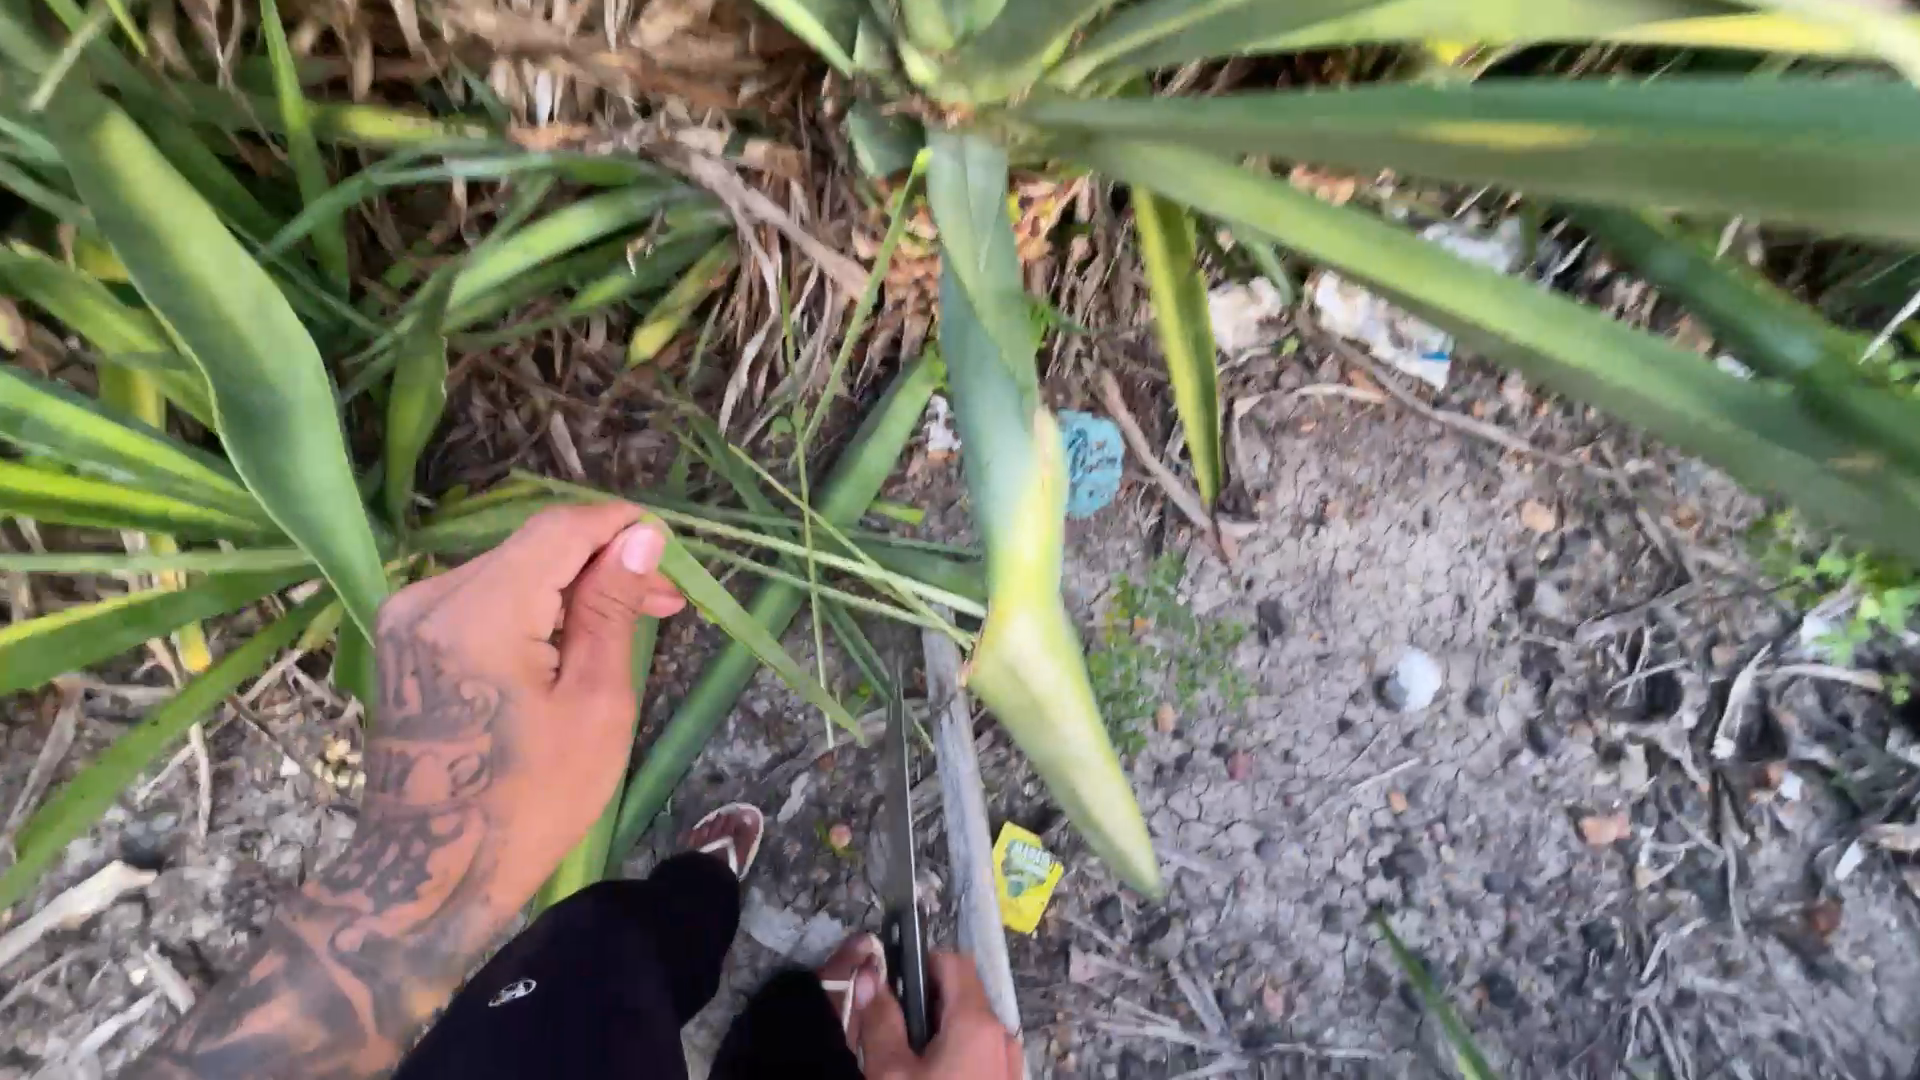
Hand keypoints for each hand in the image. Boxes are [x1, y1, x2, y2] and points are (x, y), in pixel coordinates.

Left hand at [127, 504, 687, 1078]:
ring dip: (577, 584)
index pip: (559, 529)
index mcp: (479, 613)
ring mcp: (412, 616)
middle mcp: (431, 598)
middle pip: (537, 545)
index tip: (668, 549)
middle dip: (606, 561)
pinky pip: (490, 594)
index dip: (619, 525)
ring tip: (634, 616)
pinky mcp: (411, 636)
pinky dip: (541, 604)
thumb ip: (612, 607)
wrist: (430, 873)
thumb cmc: (533, 797)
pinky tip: (579, 634)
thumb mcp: (596, 700)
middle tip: (666, 599)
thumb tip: (642, 538)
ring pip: (517, 566)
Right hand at [859, 953, 1023, 1079]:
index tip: (894, 986)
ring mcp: (1010, 1067)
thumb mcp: (890, 1074)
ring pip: (973, 1028)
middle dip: (928, 1003)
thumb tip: (869, 975)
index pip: (953, 962)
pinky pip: (983, 1056)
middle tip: (896, 1031)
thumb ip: (881, 1019)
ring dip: (942, 1033)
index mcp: (977, 1021)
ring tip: (911, 1065)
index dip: (921, 964)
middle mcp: (1003, 1035)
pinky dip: (958, 1057)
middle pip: (964, 995)